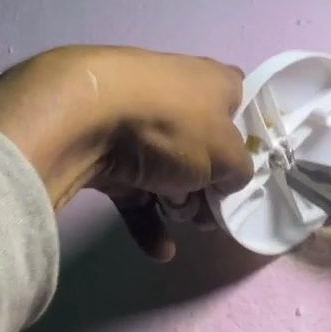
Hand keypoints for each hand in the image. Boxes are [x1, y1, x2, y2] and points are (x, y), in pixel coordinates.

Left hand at [0, 46, 252, 260]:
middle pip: (202, 145)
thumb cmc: (173, 126)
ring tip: (184, 224)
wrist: (84, 119)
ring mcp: (136, 121)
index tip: (246, 172)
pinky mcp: (105, 150)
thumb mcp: (228, 154)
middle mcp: (176, 94)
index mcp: (213, 81)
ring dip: (178, 202)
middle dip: (209, 184)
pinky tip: (158, 250)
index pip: (239, 102)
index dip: (246, 137)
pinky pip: (132, 189)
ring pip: (167, 169)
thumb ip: (240, 170)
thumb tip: (228, 178)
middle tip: (212, 210)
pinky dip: (146, 218)